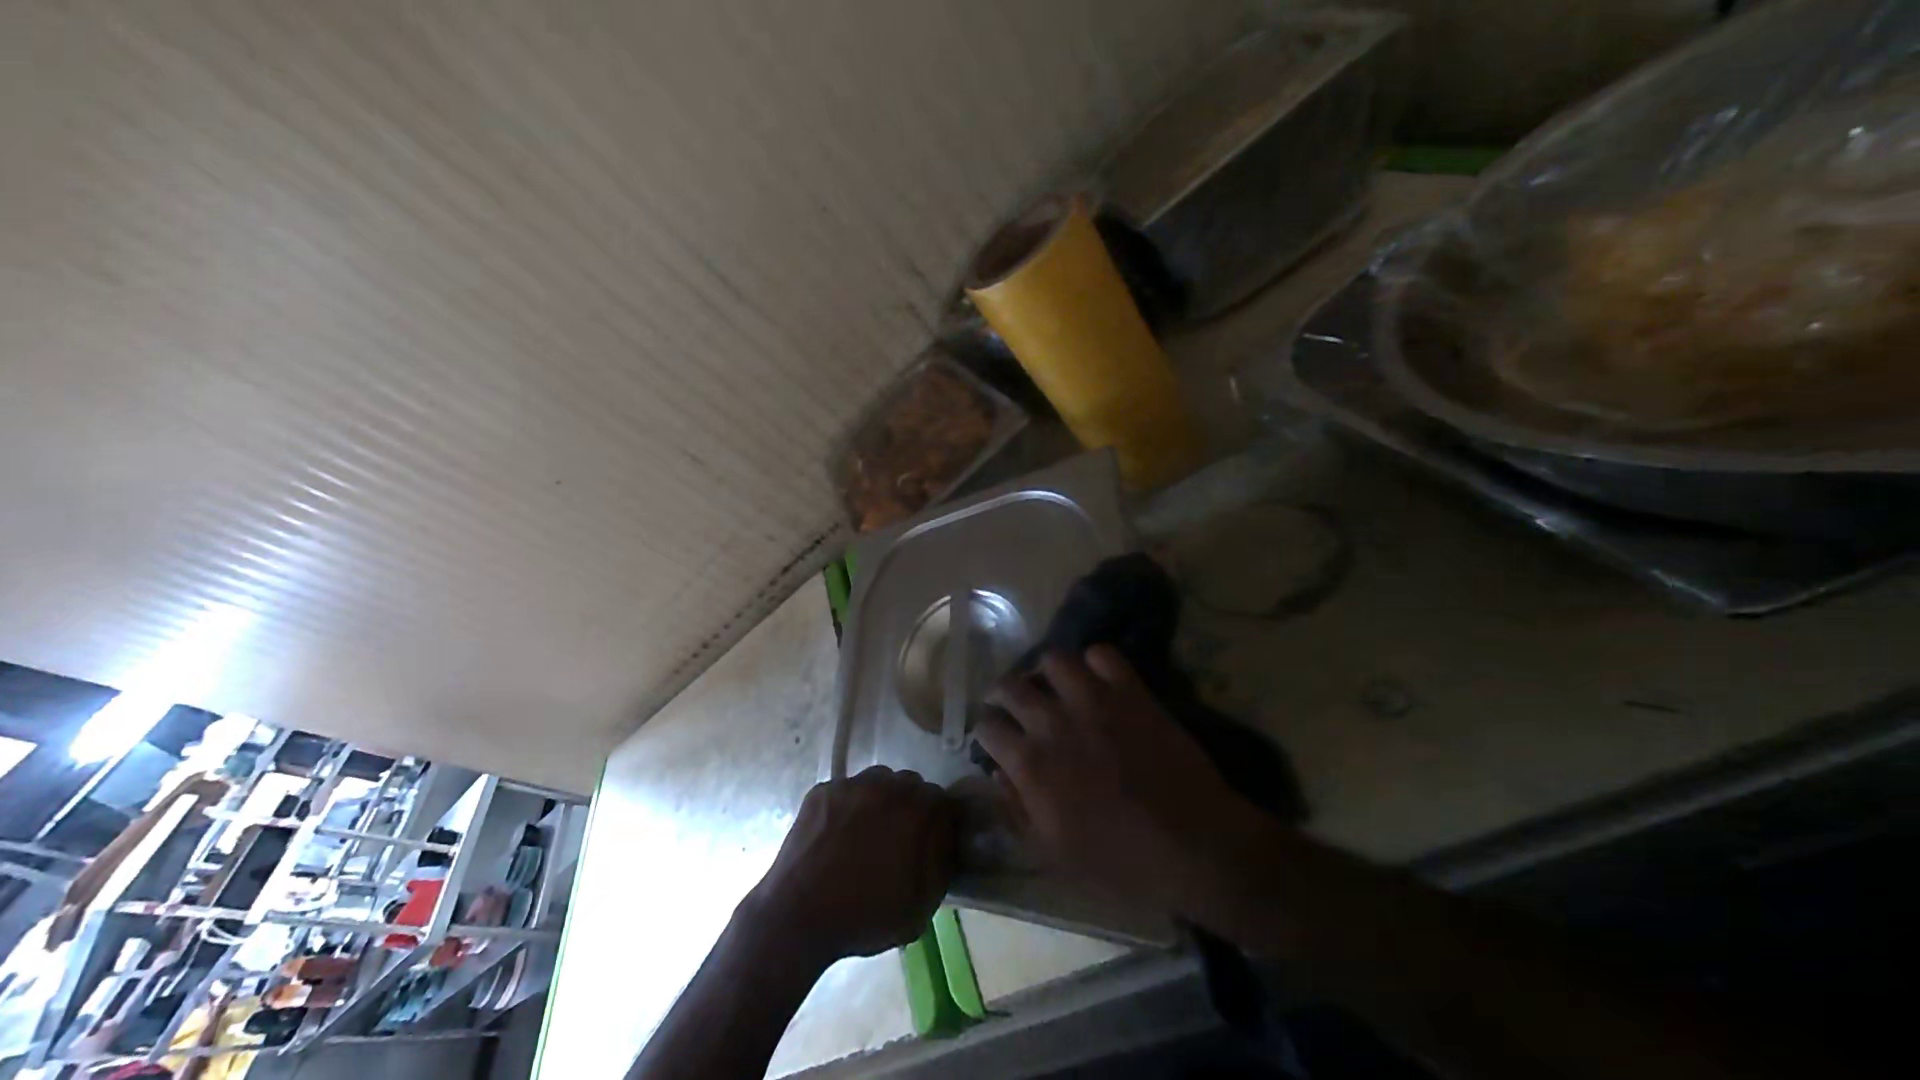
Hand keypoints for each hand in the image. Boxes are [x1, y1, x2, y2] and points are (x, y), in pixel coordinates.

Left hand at [744, 766, 958, 964]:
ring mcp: (850, 785)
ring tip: (866, 833)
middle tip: (898, 839)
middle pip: (910, 785)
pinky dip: (848, 805)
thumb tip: (943, 838)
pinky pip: (846, 790)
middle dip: (910, 807)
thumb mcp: (921, 906)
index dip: (938, 822)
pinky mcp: (821, 791)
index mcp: (916, 811)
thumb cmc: (865, 917)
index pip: (941, 801)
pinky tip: (838, 834)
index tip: (930, 842)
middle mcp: (886, 787)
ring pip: (878, 782)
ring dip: (880, 801)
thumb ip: (941, 863)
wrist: (797, 917)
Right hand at [975, 646, 1261, 916]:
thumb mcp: (1054, 852)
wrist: (1193, 845)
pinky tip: (1097, 681)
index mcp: (1030, 763)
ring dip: (1047, 672)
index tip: (996, 738)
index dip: (986, 730)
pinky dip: (1095, 662)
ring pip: (1052, 659)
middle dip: (1004, 694)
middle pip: (1009, 685)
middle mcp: (1053, 722)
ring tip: (1056, 688)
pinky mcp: (1131, 692)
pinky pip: (1102, 654)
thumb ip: (1017, 809)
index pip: (986, 725)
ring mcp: (1094, 700)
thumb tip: (997, 773)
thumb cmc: (1120, 860)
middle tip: (1017, 707)